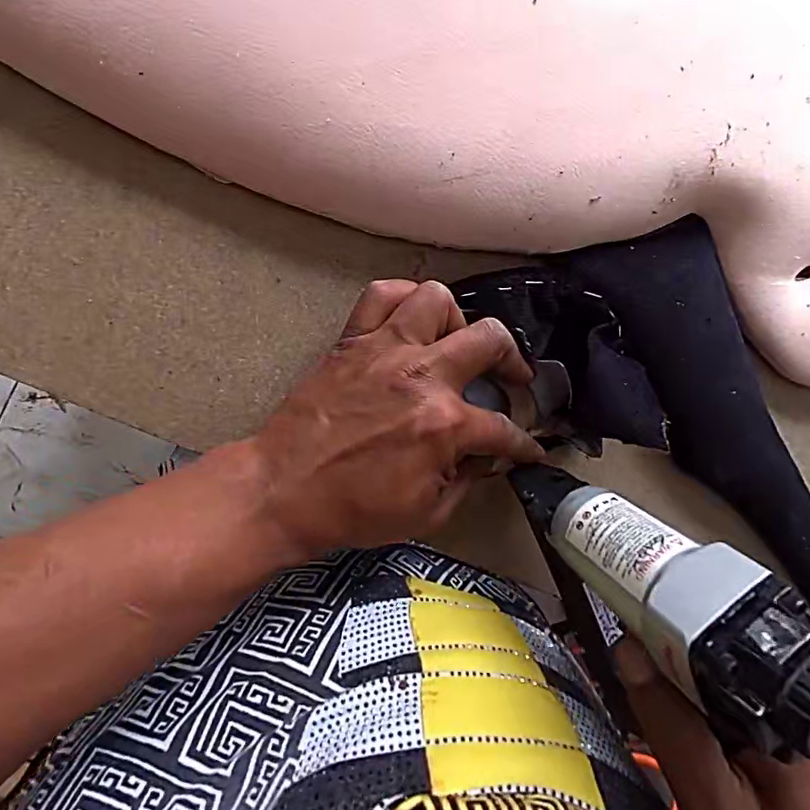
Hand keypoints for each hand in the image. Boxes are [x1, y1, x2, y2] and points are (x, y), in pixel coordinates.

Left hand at [247, 279, 544, 554]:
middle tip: (511, 379)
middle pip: (491, 340)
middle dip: (514, 362)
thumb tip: (482, 459)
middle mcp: (420, 377)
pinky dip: (402, 297)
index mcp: (443, 425)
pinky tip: (410, 318)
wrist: (283, 491)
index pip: (504, 429)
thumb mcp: (426, 513)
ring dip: (458, 319)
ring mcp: (384, 352)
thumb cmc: (349, 508)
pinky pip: (379, 296)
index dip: (523, 443)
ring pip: (437, 299)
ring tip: (455, 341)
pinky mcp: (351, 343)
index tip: (527, 447)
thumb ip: (465, 481)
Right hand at [613, 641, 809, 809]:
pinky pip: (776, 706)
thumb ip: (673, 727)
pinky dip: (746, 721)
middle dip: (702, 686)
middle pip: (743, 666)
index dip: (679, 655)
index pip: (730, 654)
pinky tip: (738, 759)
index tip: (648, 670)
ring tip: (714, 752)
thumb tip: (632, 652)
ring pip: (756, 684)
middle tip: (690, 735)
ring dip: (721, 705)